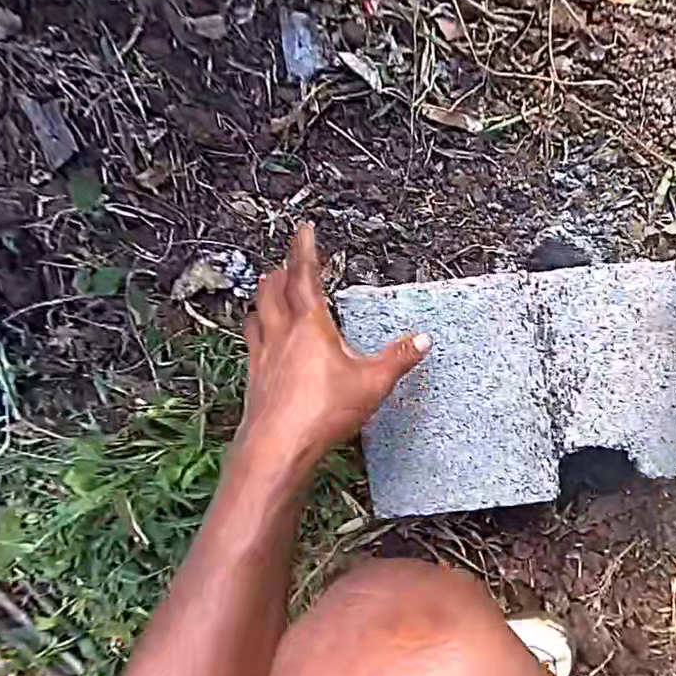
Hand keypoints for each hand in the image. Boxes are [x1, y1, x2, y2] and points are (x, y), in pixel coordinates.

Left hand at [236, 223, 428, 479]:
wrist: (278, 445)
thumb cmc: (322, 411)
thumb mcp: (372, 383)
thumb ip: (399, 359)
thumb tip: (423, 340)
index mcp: (310, 325)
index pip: (304, 275)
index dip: (304, 249)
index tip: (304, 230)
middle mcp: (281, 332)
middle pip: (273, 288)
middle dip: (282, 270)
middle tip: (290, 262)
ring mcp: (263, 354)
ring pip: (257, 310)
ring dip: (265, 295)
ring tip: (272, 291)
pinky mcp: (255, 376)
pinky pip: (252, 339)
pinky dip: (258, 327)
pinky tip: (264, 339)